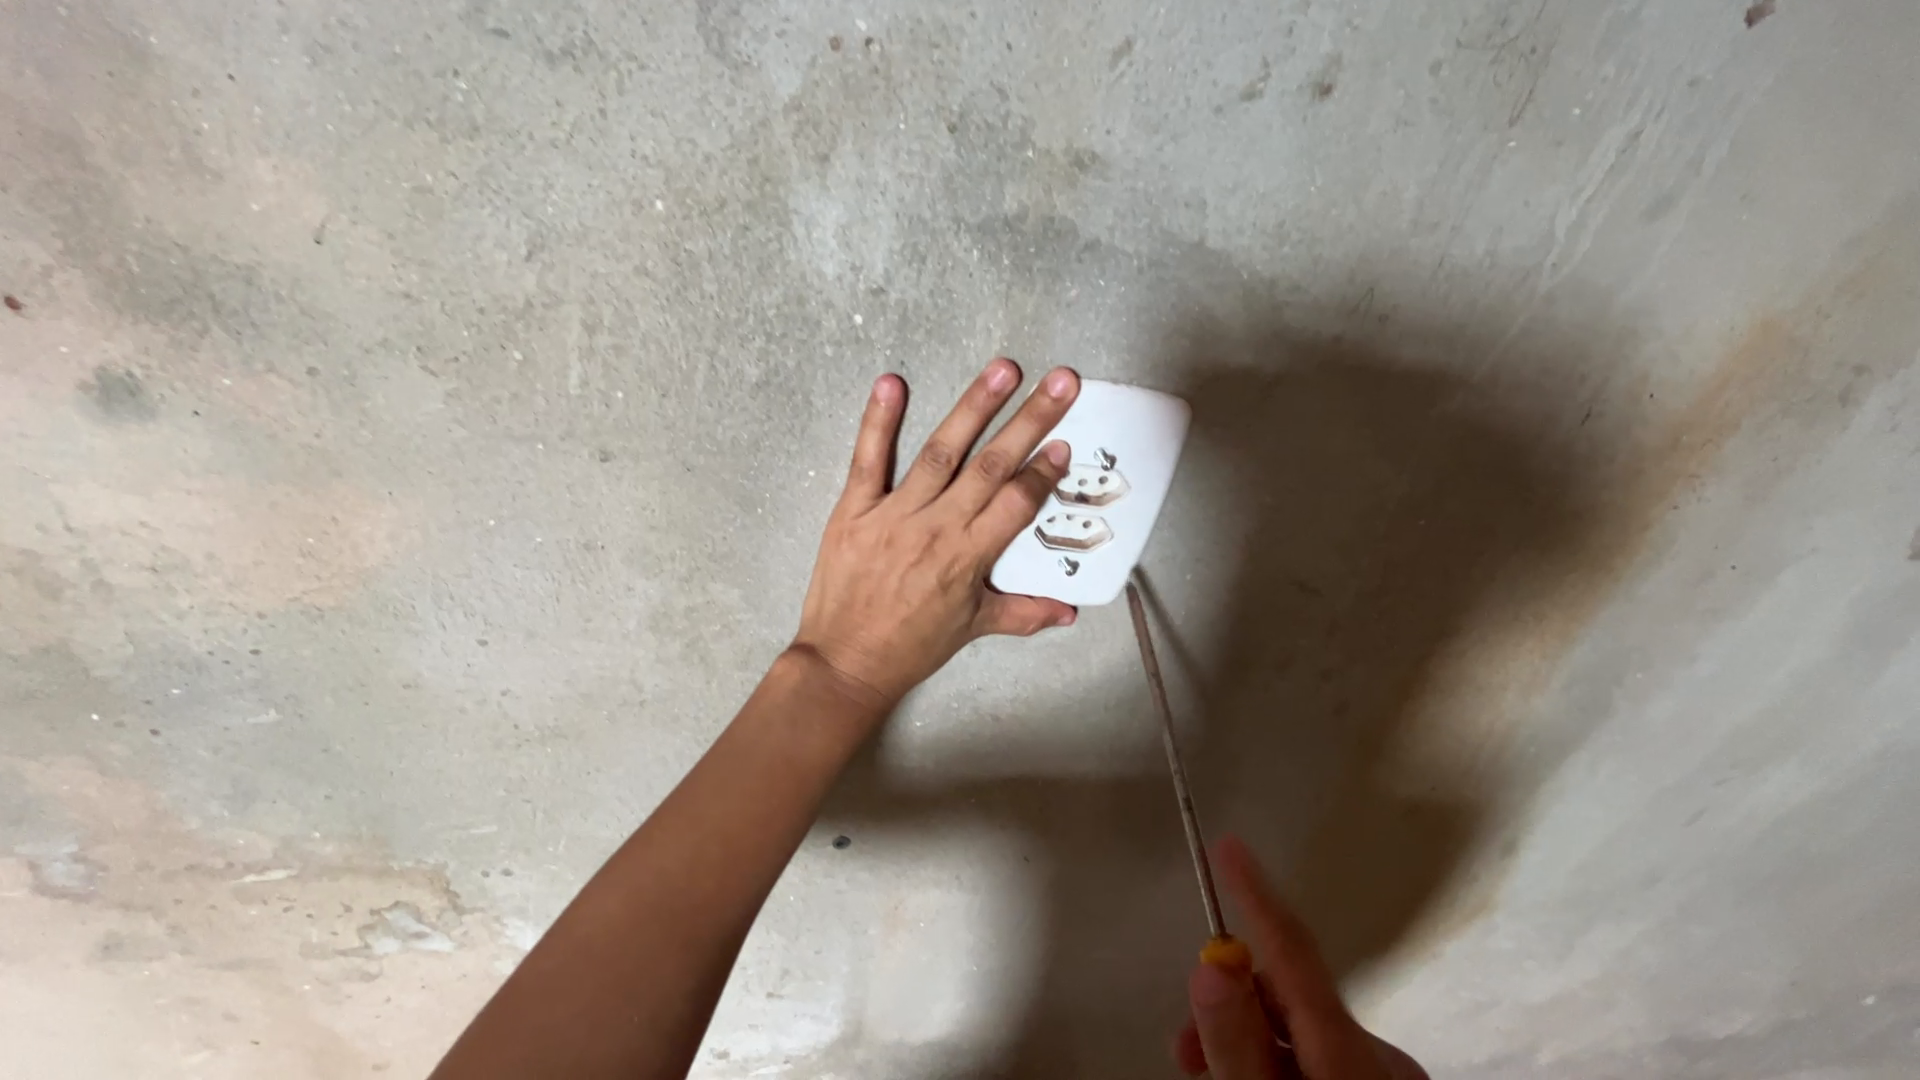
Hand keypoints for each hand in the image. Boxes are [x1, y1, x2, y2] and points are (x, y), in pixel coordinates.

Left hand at [790, 358, 1080, 710]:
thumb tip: (1069, 613)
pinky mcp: (854, 510)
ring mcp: (894, 515)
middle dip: (1030, 420)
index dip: (1043, 471)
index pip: (1017, 503)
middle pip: (992, 466)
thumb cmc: (910, 647)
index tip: (1064, 441)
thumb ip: (1023, 613)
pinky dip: (879, 421)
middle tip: (1059, 381)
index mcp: (968, 557)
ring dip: (974, 407)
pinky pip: (868, 459)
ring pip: (943, 452)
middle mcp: (937, 529)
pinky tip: (892, 383)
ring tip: (1003, 369)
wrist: (844, 662)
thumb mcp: (972, 629)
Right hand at [1175, 837, 1428, 1079]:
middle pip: (1290, 995)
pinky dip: (1284, 1058)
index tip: (1229, 841)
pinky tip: (1264, 1077)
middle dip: (1234, 1003)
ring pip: (1303, 1028)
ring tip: (1213, 1070)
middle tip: (1187, 1046)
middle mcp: (1380, 1051)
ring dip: (1255, 1036)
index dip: (1256, 893)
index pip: (1294, 948)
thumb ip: (1238, 1039)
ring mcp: (1390, 1072)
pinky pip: (1323, 1054)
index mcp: (1351, 1047)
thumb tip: (1209, 966)